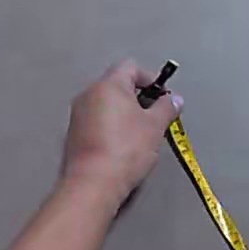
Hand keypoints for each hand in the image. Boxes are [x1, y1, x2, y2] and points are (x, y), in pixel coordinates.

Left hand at [60, 60, 181, 201]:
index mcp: (108, 85)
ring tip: (141, 133)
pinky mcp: (74, 134)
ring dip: (125, 112)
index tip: (163, 97)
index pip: (131, 66)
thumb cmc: (128, 148)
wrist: (94, 183)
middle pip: (117, 84)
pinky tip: (123, 145)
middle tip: (155, 116)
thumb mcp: (155, 127)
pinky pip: (97, 119)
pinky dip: (112, 125)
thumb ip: (166, 108)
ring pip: (107, 103)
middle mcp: (89, 93)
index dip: (150, 78)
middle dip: (139, 96)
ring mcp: (78, 114)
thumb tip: (175, 99)